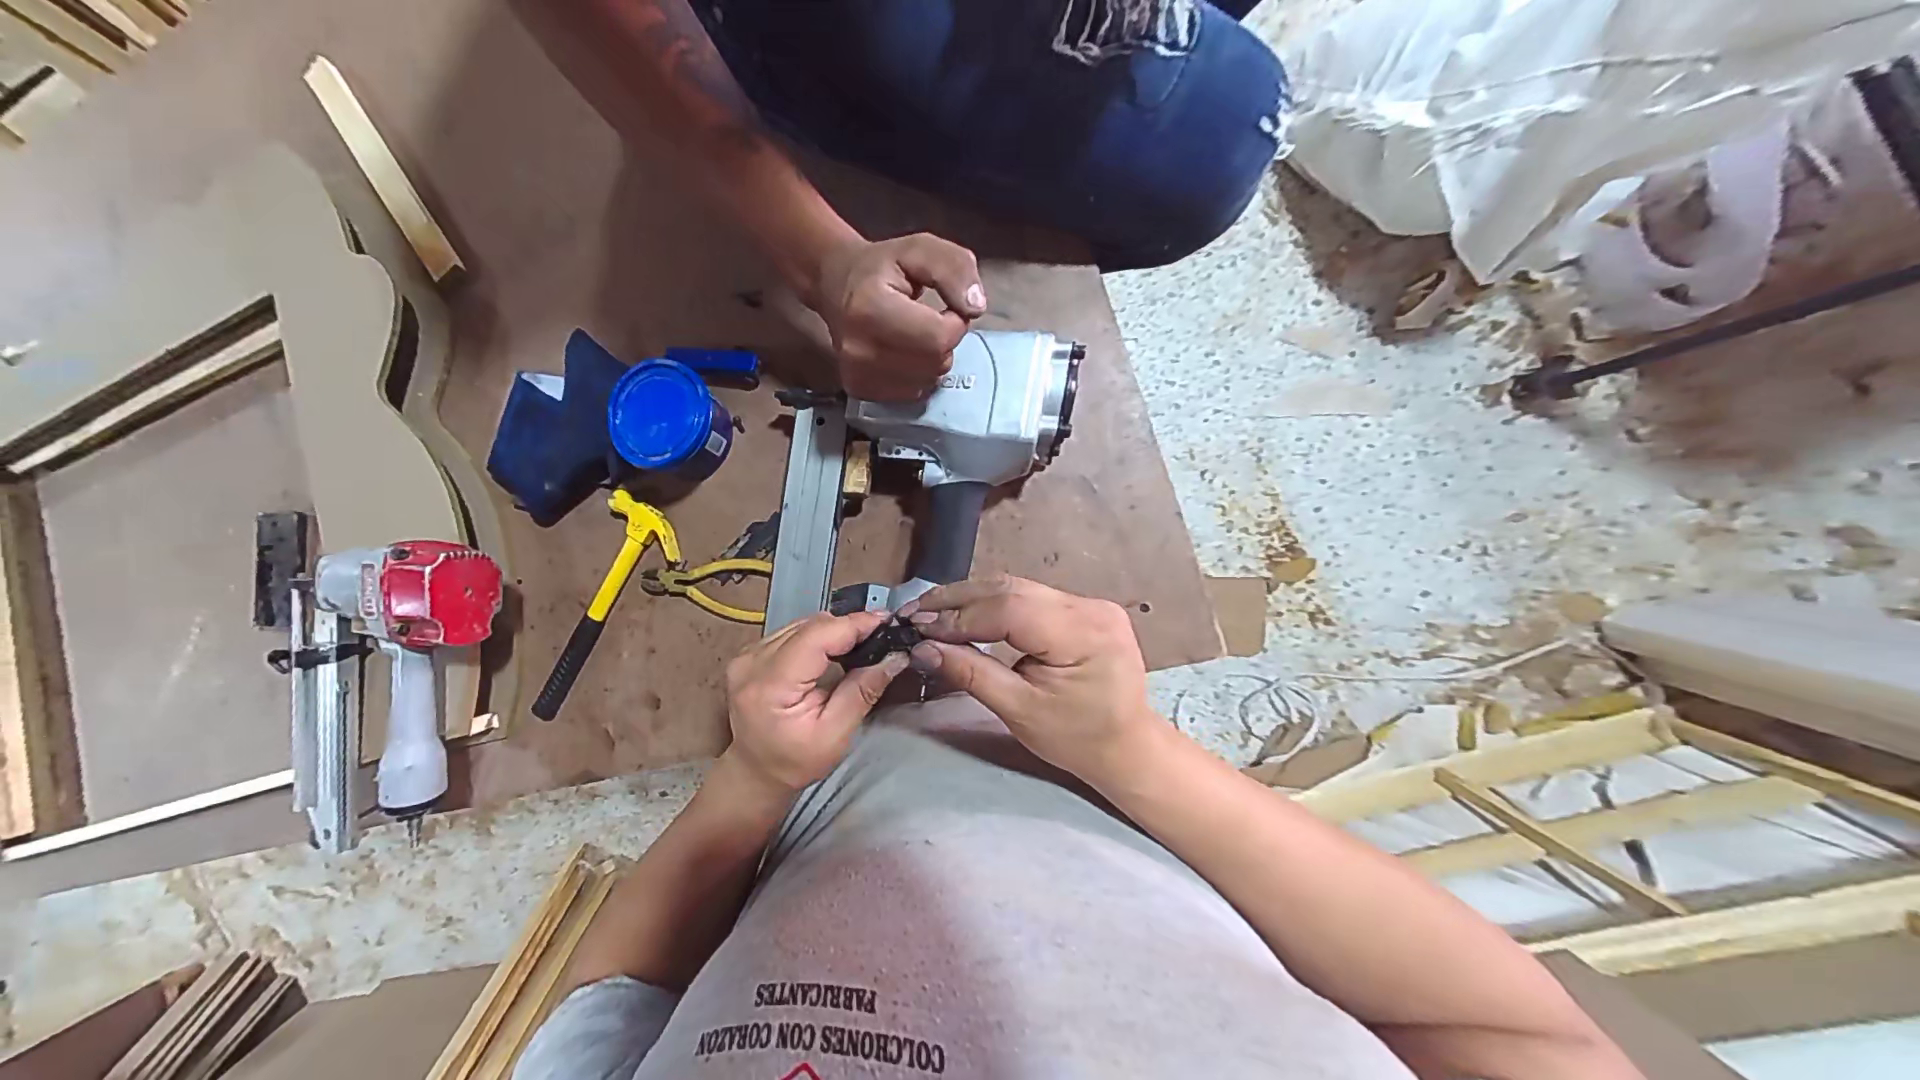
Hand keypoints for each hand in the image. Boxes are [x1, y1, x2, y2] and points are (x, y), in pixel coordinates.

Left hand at [723, 610, 908, 794]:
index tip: (886, 622)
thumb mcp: (835, 735)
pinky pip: (792, 632)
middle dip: (847, 627)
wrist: (755, 772)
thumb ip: (862, 692)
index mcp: (770, 684)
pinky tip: (834, 649)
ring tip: (861, 642)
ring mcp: (748, 655)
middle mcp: (753, 661)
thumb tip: (894, 658)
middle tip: (881, 635)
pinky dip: (818, 636)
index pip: (816, 636)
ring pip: (802, 624)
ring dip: (833, 630)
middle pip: (810, 626)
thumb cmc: (794, 761)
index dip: (853, 625)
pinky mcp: (751, 653)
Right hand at [809, 234, 986, 399]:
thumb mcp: (921, 249)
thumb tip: (975, 308)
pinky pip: (913, 392)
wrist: (836, 286)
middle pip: (935, 363)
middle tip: (928, 321)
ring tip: (914, 335)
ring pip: (927, 381)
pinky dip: (918, 374)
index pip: (939, 338)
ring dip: (932, 360)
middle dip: (944, 342)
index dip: (954, 322)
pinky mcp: (861, 391)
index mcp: (870, 308)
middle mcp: (859, 348)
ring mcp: (857, 374)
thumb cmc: (882, 266)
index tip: (944, 307)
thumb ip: (954, 269)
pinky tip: (903, 353)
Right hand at [900, 576, 1160, 783]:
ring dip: (974, 598)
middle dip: (959, 598)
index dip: (959, 616)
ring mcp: (1092, 603)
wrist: (1127, 746)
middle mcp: (1091, 607)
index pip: (1008, 609)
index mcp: (1083, 634)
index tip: (917, 625)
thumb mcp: (1019, 710)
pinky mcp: (1087, 608)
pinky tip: (969, 611)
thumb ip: (971, 672)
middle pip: (1012, 589)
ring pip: (1019, 588)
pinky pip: (1032, 597)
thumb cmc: (1076, 738)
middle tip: (916, 611)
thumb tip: (923, 647)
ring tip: (933, 610)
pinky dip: (996, 603)